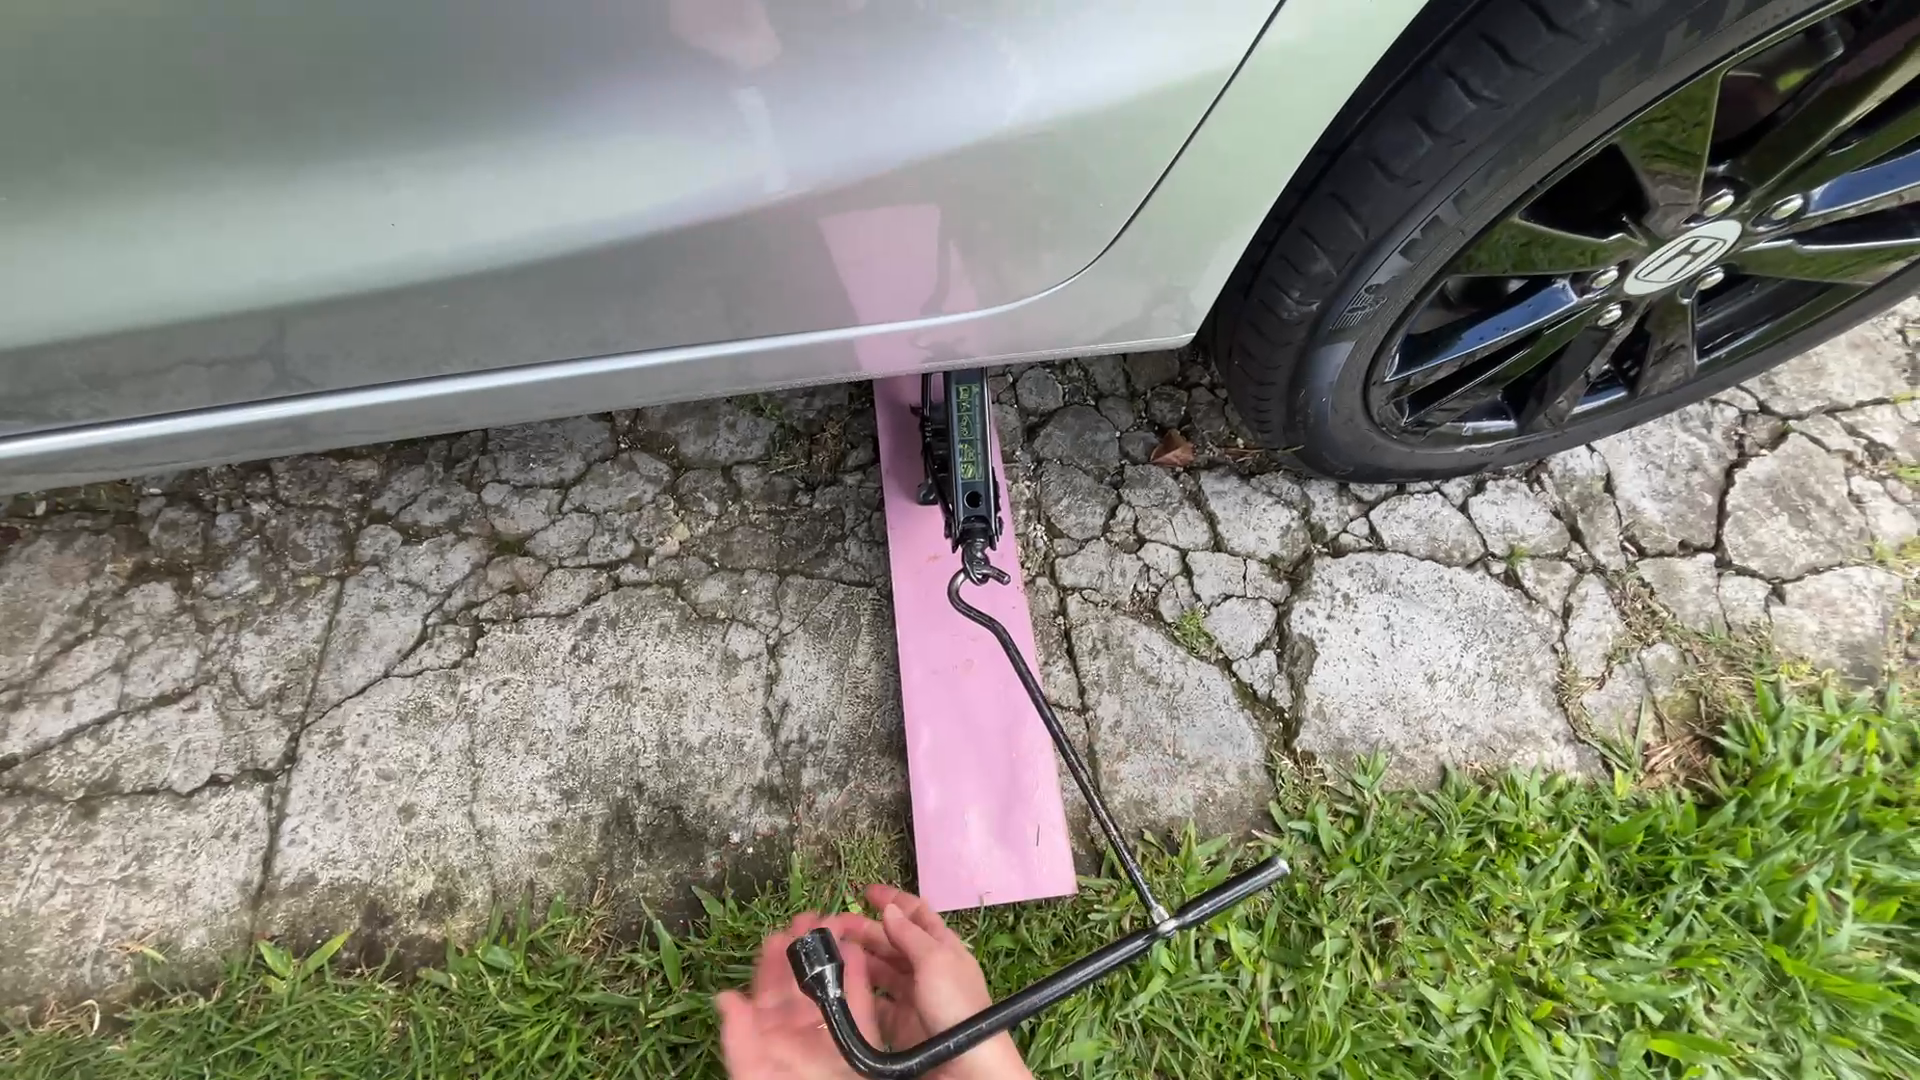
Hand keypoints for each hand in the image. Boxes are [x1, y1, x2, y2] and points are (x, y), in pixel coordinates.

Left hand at [716, 912, 878, 1078]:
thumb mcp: (753, 1074)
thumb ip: (738, 1039)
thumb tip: (724, 996)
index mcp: (770, 1038)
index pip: (768, 991)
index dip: (772, 959)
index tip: (781, 931)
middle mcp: (799, 1033)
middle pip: (802, 981)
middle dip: (807, 946)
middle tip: (813, 915)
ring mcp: (830, 1036)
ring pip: (833, 985)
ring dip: (835, 953)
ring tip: (838, 923)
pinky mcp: (860, 1042)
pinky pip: (862, 1003)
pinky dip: (861, 976)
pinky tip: (859, 951)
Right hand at [836, 885, 1033, 1079]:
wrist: (964, 1068)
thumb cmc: (955, 1004)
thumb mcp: (935, 961)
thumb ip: (910, 934)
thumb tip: (888, 908)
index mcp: (942, 946)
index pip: (916, 913)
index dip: (893, 900)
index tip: (866, 892)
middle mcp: (927, 967)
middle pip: (894, 941)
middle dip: (867, 930)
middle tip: (835, 926)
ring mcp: (913, 997)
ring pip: (882, 970)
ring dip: (860, 959)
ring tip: (832, 952)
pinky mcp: (900, 1025)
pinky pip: (876, 1003)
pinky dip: (860, 993)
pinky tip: (842, 985)